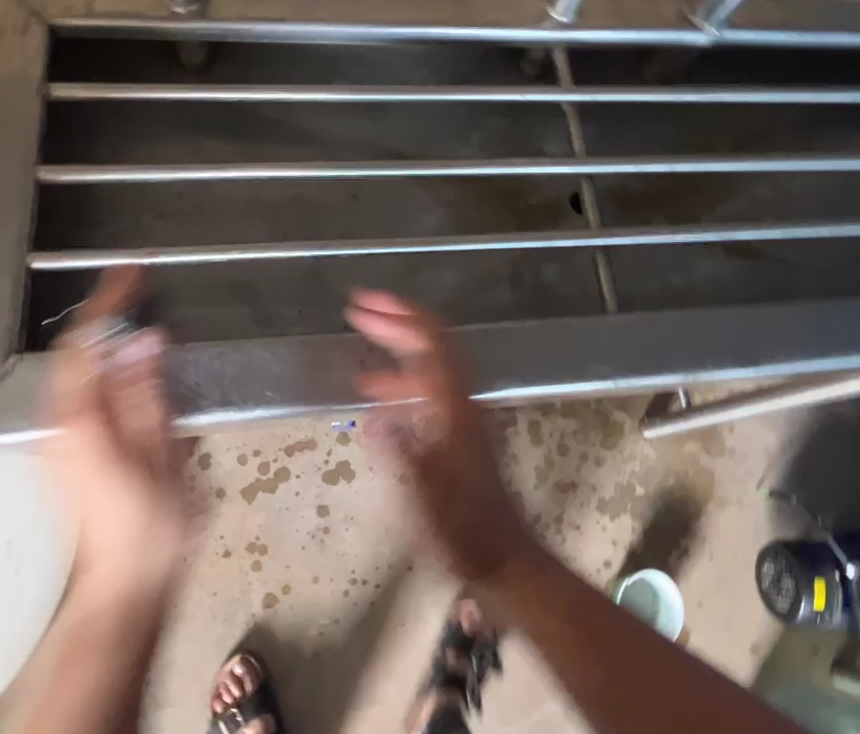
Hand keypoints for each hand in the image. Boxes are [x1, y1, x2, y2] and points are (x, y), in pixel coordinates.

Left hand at [43, 265, 193, 616]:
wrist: (120, 588)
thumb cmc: (150, 529)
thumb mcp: (163, 456)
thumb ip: (149, 393)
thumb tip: (147, 339)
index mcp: (82, 421)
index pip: (86, 344)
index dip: (108, 302)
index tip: (132, 270)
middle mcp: (57, 425)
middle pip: (73, 352)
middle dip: (104, 312)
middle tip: (138, 284)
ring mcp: (54, 440)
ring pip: (72, 371)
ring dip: (101, 336)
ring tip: (136, 311)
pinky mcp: (61, 451)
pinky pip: (76, 390)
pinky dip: (99, 363)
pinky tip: (126, 360)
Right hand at [348, 290, 537, 585]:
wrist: (501, 555)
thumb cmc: (463, 530)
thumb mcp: (425, 496)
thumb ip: (402, 454)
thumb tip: (375, 418)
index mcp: (454, 408)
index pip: (432, 343)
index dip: (400, 315)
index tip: (365, 304)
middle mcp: (461, 402)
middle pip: (431, 345)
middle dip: (395, 324)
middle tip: (358, 312)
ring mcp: (462, 417)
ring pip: (429, 370)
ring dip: (397, 357)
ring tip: (360, 367)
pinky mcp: (459, 434)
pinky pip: (429, 394)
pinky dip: (403, 388)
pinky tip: (380, 408)